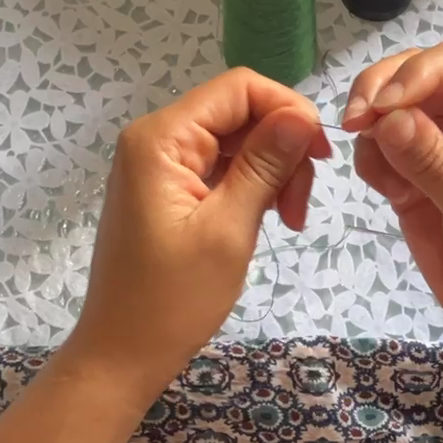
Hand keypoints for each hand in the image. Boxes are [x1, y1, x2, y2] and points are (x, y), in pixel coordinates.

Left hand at [57, 69, 331, 404]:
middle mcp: (156, 139)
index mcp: (162, 138)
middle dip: (283, 149)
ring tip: (289, 220)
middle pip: (240, 113)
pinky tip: (269, 217)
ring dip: (273, 172)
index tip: (320, 157)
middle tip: (302, 207)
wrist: (122, 354)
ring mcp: (160, 164)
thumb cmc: (173, 299)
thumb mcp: (229, 228)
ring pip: (236, 141)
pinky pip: (221, 167)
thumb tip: (302, 116)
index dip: (288, 109)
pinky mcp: (168, 188)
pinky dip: (252, 186)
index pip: (239, 88)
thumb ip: (265, 164)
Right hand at [341, 37, 442, 384]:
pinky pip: (380, 150)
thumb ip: (435, 163)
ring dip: (372, 124)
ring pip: (393, 108)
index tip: (384, 104)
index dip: (422, 70)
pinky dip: (370, 159)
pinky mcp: (413, 180)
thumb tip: (387, 118)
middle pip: (421, 74)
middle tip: (354, 121)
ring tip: (375, 168)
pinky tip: (384, 188)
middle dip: (383, 89)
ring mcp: (442, 150)